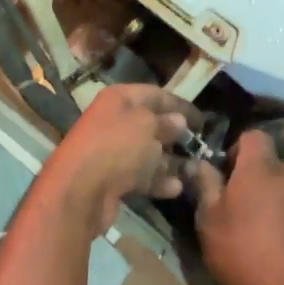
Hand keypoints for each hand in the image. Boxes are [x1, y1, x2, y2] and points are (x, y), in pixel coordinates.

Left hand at [42, 85, 201, 234]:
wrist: (80, 190)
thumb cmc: (117, 146)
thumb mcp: (148, 126)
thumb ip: (167, 123)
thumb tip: (178, 121)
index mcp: (119, 99)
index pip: (154, 94)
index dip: (179, 104)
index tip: (202, 118)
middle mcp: (114, 121)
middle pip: (151, 124)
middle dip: (175, 135)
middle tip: (199, 144)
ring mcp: (112, 151)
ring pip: (147, 153)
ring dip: (170, 162)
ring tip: (194, 170)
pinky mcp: (112, 179)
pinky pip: (140, 176)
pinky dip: (157, 181)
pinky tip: (177, 188)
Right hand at [190, 131, 283, 284]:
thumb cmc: (244, 252)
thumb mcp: (210, 220)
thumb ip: (204, 184)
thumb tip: (197, 162)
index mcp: (261, 167)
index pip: (252, 136)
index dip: (235, 149)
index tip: (223, 175)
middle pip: (267, 163)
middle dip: (249, 178)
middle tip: (231, 207)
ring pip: (281, 186)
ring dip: (267, 198)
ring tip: (253, 229)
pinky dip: (283, 216)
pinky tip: (273, 244)